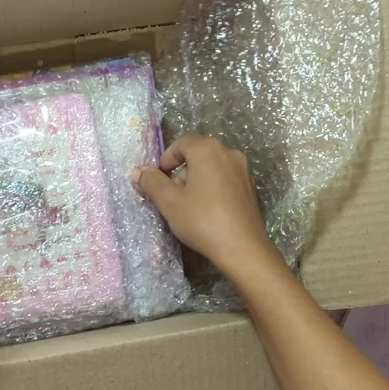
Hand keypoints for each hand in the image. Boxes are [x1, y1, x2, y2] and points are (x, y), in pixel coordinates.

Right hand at [131, 134, 281, 278]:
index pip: (182, 142)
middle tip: (172, 196)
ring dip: (197, 181)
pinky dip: (213, 189)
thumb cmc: (202, 220)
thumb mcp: (170, 202)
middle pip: (198, 155)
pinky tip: (208, 212)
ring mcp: (243, 170)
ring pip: (213, 168)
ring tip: (189, 206)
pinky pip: (226, 180)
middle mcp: (229, 153)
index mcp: (208, 150)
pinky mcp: (251, 188)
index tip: (159, 178)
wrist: (242, 247)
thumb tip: (137, 171)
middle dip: (181, 172)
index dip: (167, 158)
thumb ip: (152, 183)